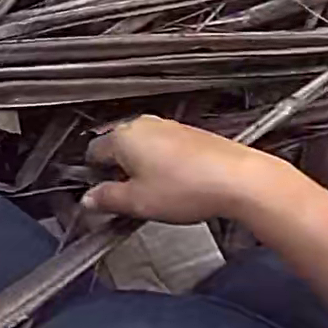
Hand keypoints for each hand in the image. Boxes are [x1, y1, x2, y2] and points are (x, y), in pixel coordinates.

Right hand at [80, 115, 299, 223]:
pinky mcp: (187, 133)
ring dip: (142, 167)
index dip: (93, 174)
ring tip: (157, 194)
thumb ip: (107, 199)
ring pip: (141, 146)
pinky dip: (163, 163)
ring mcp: (166, 126)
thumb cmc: (189, 186)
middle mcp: (142, 125)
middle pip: (117, 147)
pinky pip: (163, 146)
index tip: (100, 192)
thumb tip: (89, 199)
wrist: (237, 178)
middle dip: (118, 170)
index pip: (93, 152)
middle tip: (128, 197)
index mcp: (122, 137)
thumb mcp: (138, 202)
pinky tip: (176, 185)